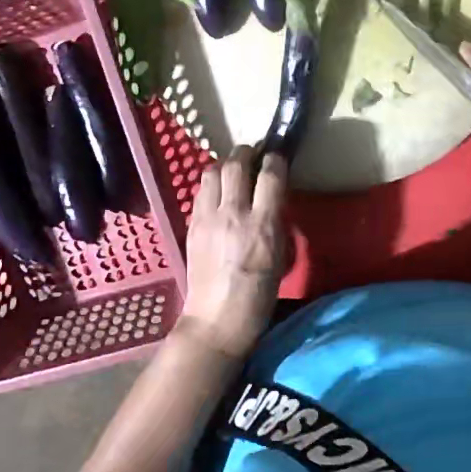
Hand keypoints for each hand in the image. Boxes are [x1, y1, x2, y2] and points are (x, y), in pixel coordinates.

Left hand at [178, 147, 290, 358]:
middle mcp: (232, 213)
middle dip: (246, 152)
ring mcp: (207, 217)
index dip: (276, 158)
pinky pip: (201, 192)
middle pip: (236, 164)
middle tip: (253, 154)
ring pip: (212, 171)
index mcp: (261, 224)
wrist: (216, 319)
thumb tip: (272, 199)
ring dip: (224, 165)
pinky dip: (211, 185)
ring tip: (232, 170)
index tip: (278, 155)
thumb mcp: (280, 258)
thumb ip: (275, 222)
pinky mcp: (191, 224)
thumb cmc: (257, 296)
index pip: (270, 175)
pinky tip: (217, 194)